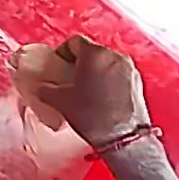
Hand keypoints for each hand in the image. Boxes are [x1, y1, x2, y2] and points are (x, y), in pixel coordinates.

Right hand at [32, 35, 151, 146]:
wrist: (123, 138)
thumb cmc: (90, 115)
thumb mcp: (60, 102)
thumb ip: (46, 89)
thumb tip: (40, 87)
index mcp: (94, 54)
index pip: (74, 41)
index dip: (62, 52)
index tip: (58, 65)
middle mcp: (114, 55)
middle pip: (92, 51)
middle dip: (79, 62)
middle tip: (70, 78)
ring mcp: (129, 68)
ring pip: (106, 62)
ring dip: (95, 70)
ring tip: (86, 89)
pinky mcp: (138, 81)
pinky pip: (118, 73)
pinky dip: (108, 79)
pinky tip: (102, 97)